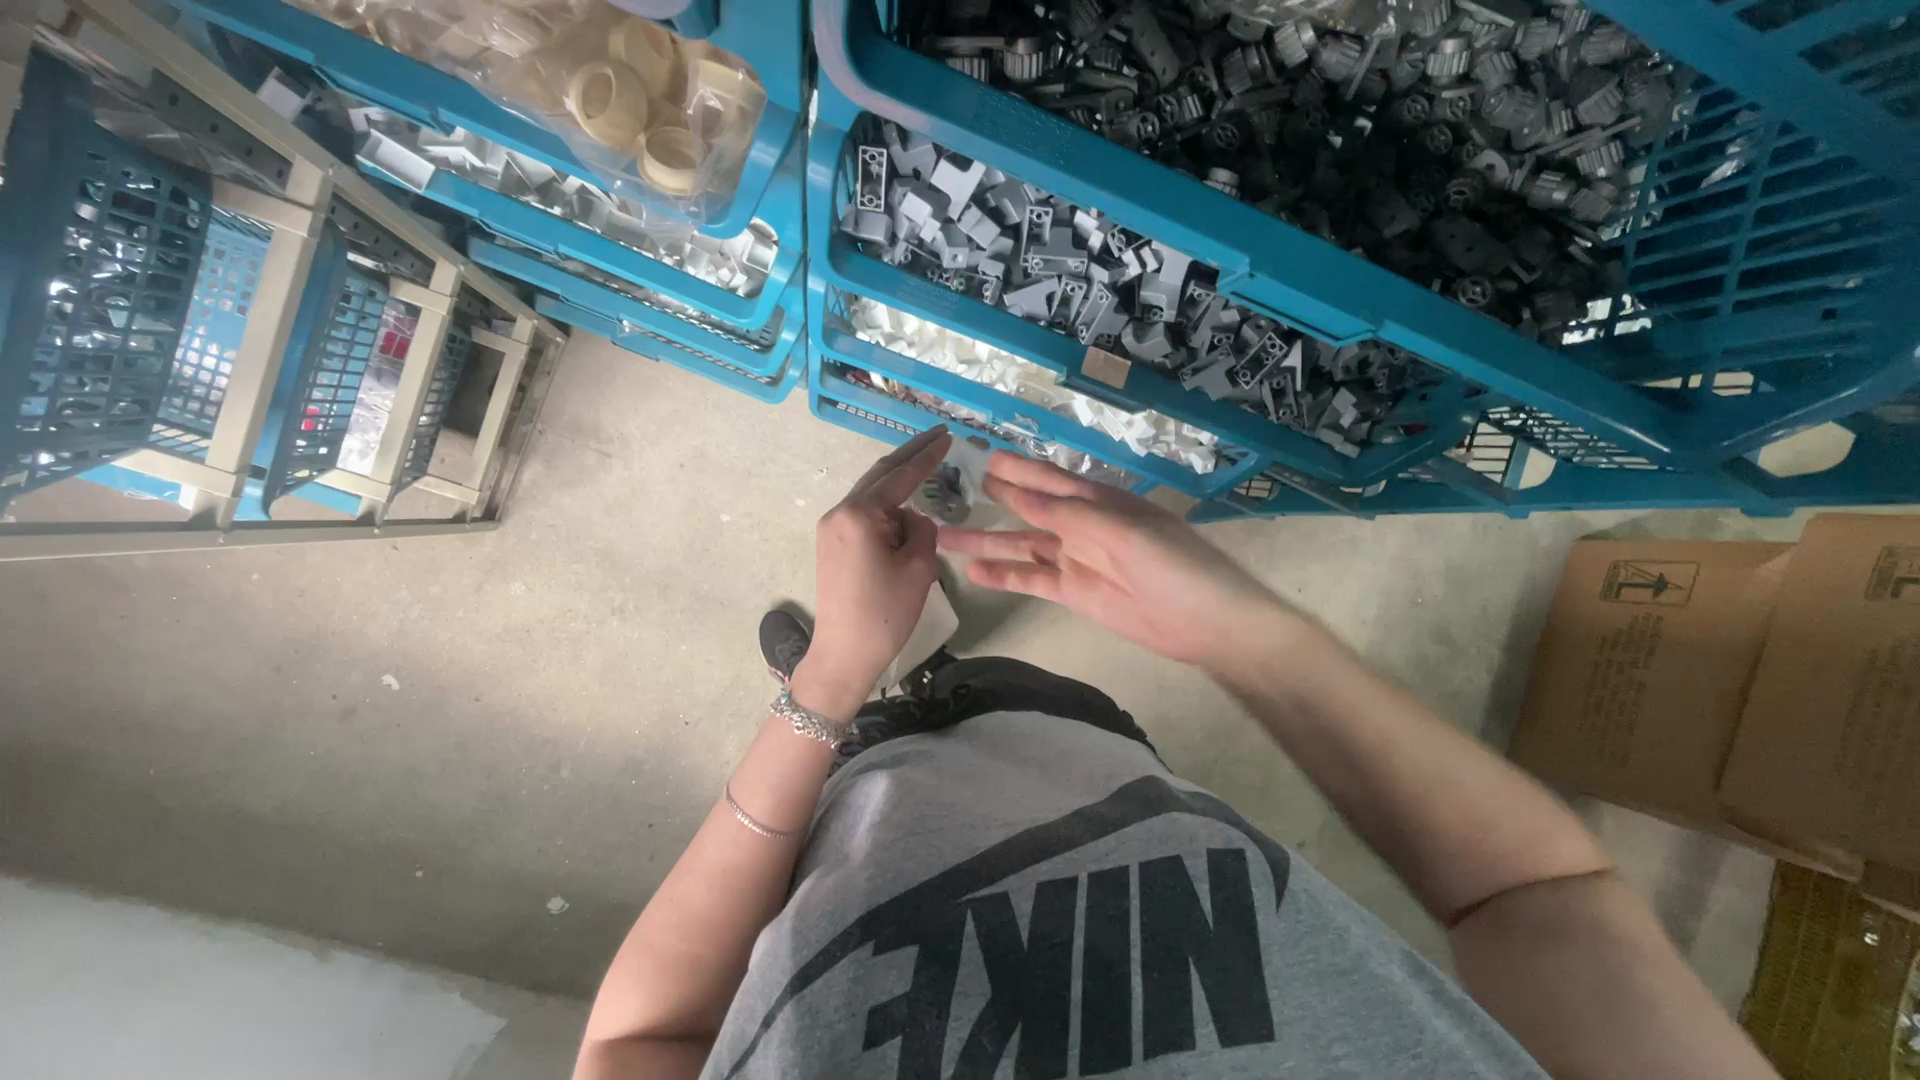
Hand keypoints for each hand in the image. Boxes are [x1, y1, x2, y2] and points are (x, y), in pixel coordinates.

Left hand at [797, 426, 953, 711]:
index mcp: (860, 514)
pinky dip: (886, 508)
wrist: (844, 654)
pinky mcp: (831, 544)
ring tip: (928, 474)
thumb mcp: (919, 567)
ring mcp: (830, 528)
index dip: (927, 455)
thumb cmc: (884, 613)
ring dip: (899, 485)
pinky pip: (864, 514)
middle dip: (910, 456)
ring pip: (871, 495)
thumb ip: (922, 529)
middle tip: (938, 436)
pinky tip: (905, 512)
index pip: (900, 475)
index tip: (948, 435)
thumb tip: (912, 518)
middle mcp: (839, 513)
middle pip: (880, 475)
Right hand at [937, 451, 1303, 669]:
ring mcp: (1078, 561)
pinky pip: (1033, 580)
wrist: (1208, 623)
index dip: (1018, 469)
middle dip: (997, 498)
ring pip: (1023, 546)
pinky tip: (975, 573)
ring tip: (945, 536)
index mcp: (1100, 503)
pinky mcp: (1076, 594)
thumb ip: (1070, 514)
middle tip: (957, 486)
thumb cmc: (1175, 566)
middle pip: (1031, 509)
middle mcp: (1083, 527)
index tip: (983, 457)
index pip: (1050, 479)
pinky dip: (1005, 576)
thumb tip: (1020, 494)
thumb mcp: (1124, 533)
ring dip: (988, 542)